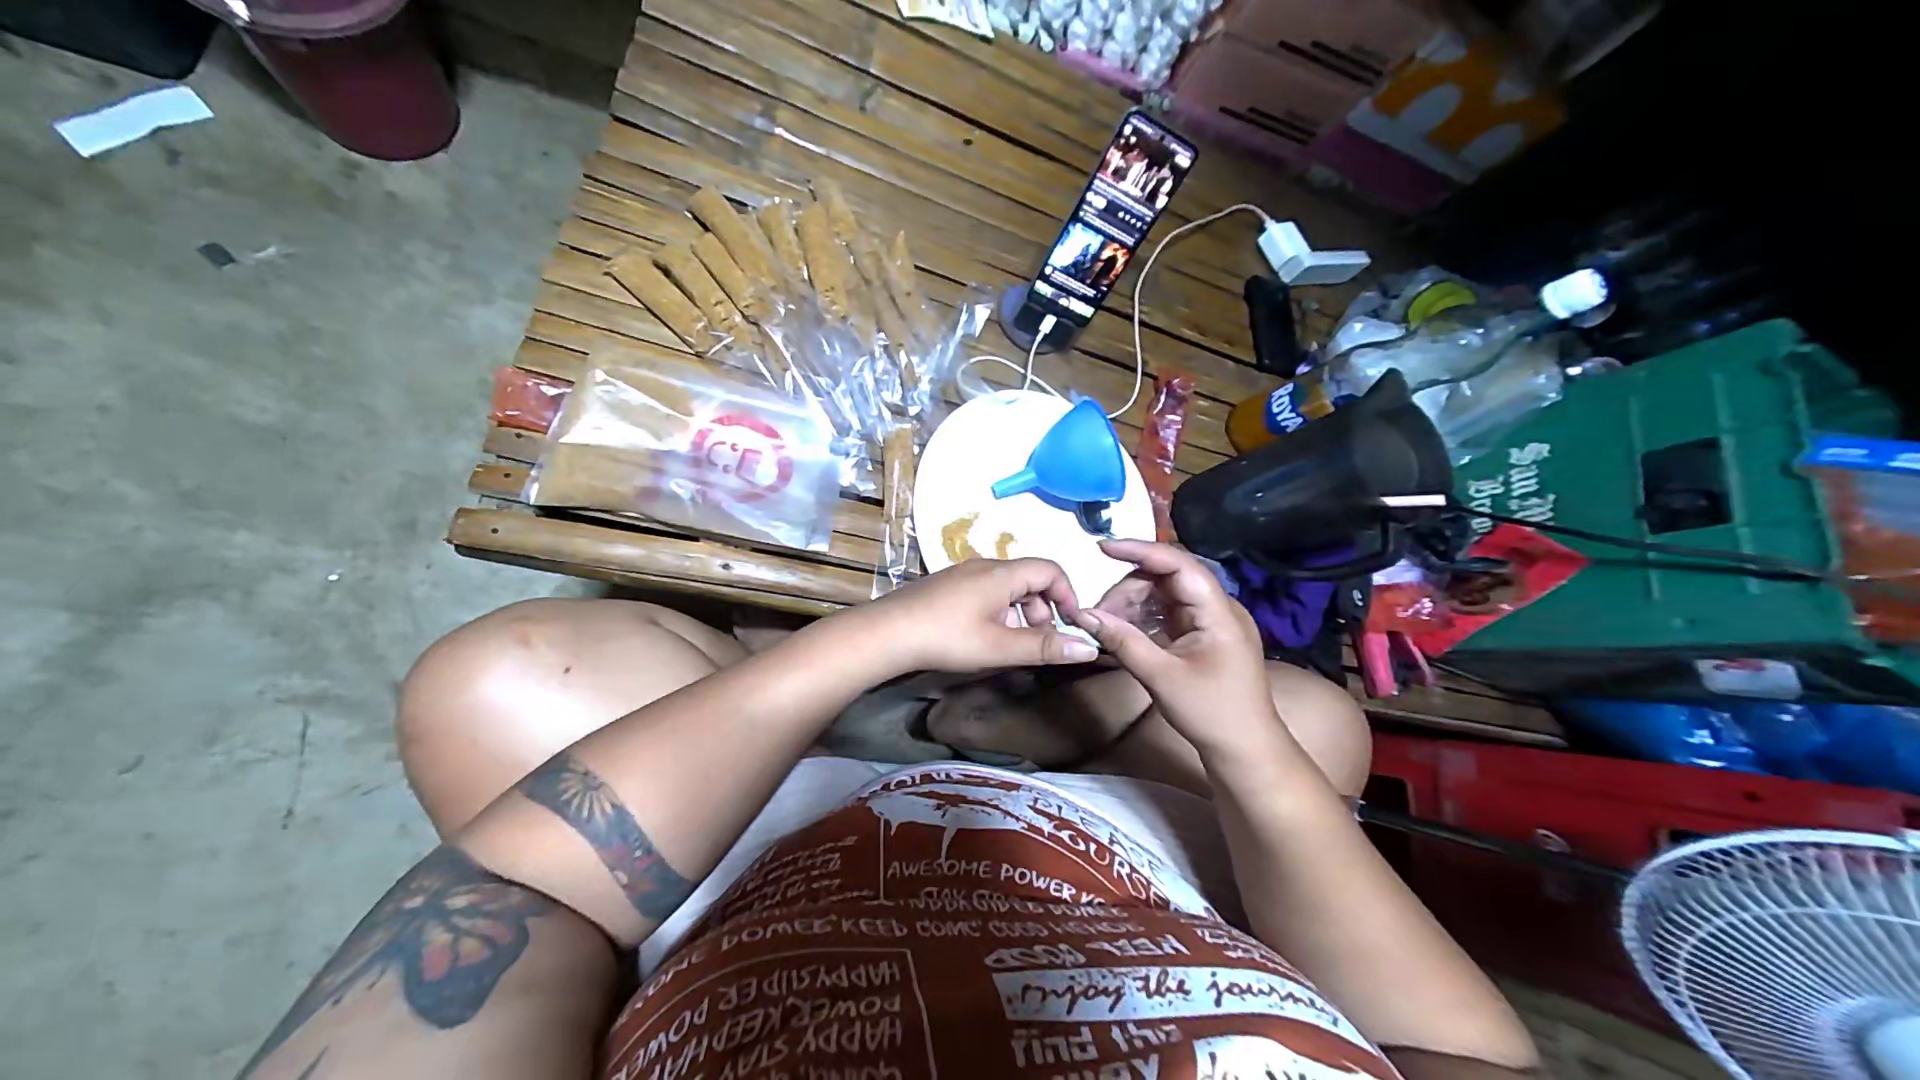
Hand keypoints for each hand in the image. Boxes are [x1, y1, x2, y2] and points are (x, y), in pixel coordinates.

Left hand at [856, 558, 1097, 674]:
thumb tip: (1089, 646)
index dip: (1068, 594)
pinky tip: (984, 637)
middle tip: (1041, 640)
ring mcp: (962, 575)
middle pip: (1029, 578)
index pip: (1050, 570)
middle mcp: (984, 566)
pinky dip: (999, 610)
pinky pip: (985, 591)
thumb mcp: (1000, 646)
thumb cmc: (947, 637)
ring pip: (1006, 587)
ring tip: (1013, 643)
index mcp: (1002, 573)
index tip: (1072, 623)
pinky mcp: (946, 587)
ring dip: (1021, 612)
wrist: (887, 633)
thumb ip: (1044, 647)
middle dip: (1044, 608)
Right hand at [1074, 540, 1280, 755]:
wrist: (1246, 749)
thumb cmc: (1211, 713)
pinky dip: (1142, 618)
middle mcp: (1217, 607)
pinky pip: (1167, 613)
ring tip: (1106, 626)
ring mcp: (1210, 620)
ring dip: (1132, 603)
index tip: (1102, 548)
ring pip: (1164, 594)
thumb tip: (1084, 616)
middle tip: (1098, 614)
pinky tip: (1122, 632)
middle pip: (1166, 577)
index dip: (1140, 551)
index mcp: (1219, 611)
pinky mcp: (1202, 634)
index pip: (1178, 564)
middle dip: (1128, 588)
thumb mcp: (1162, 677)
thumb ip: (1123, 642)